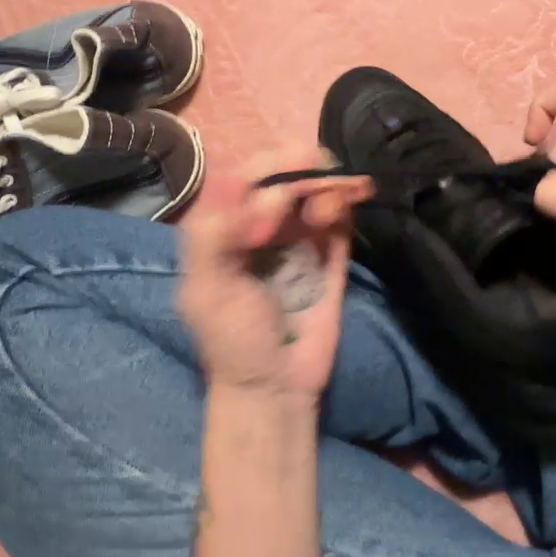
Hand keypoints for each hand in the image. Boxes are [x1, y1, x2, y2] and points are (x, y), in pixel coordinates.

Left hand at [176, 147, 371, 403]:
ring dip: (327, 185)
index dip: (265, 169)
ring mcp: (299, 238)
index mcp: (224, 227)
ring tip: (328, 212)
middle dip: (302, 168)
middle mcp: (262, 225)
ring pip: (315, 190)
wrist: (276, 387)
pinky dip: (345, 203)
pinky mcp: (331, 255)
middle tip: (319, 177)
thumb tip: (262, 199)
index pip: (243, 177)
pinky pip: (340, 218)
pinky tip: (350, 202)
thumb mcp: (205, 291)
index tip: (280, 188)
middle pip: (284, 176)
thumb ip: (215, 237)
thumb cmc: (231, 341)